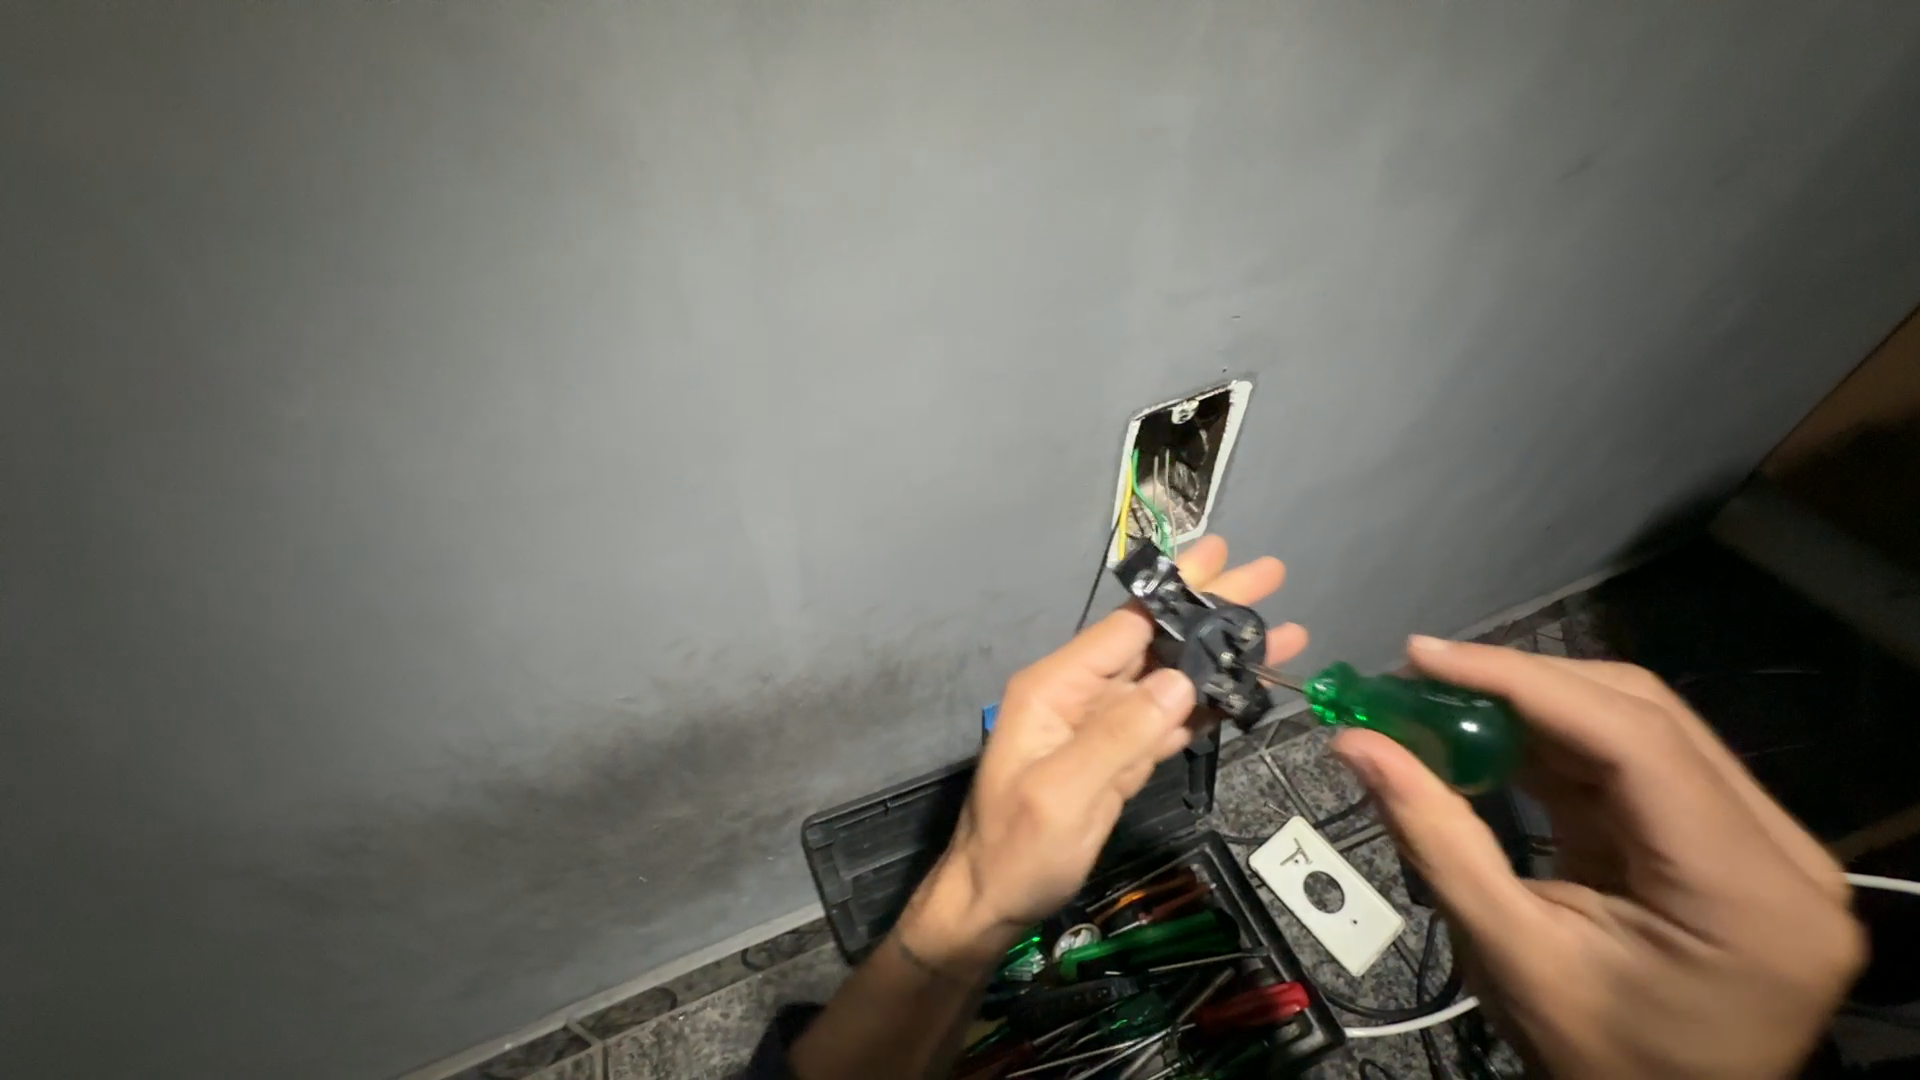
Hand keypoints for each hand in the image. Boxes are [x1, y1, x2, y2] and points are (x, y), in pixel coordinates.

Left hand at [897, 537, 1307, 969]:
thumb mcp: (1062, 794)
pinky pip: (1168, 720)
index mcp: (1058, 687)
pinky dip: (1208, 703)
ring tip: (1282, 635)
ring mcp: (1101, 725)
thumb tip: (1180, 681)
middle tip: (1269, 574)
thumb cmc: (1018, 849)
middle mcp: (1080, 694)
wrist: (995, 900)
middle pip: (1156, 642)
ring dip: (1223, 656)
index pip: (1127, 627)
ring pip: (1170, 678)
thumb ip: (1119, 736)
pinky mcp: (1117, 756)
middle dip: (1211, 609)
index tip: (1225, 559)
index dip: (1179, 593)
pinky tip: (1244, 690)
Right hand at [1334, 637, 1863, 1079]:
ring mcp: (1750, 840)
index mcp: (1745, 891)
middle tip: (1417, 678)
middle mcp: (1773, 849)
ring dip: (1525, 704)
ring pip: (1629, 722)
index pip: (1635, 740)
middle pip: (1639, 714)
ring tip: (1435, 703)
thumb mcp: (1507, 951)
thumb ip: (1433, 837)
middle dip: (1518, 684)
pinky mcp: (1711, 837)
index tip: (1421, 657)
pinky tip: (1478, 737)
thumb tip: (1352, 743)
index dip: (1520, 681)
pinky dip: (1538, 739)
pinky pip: (1619, 758)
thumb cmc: (1598, 1055)